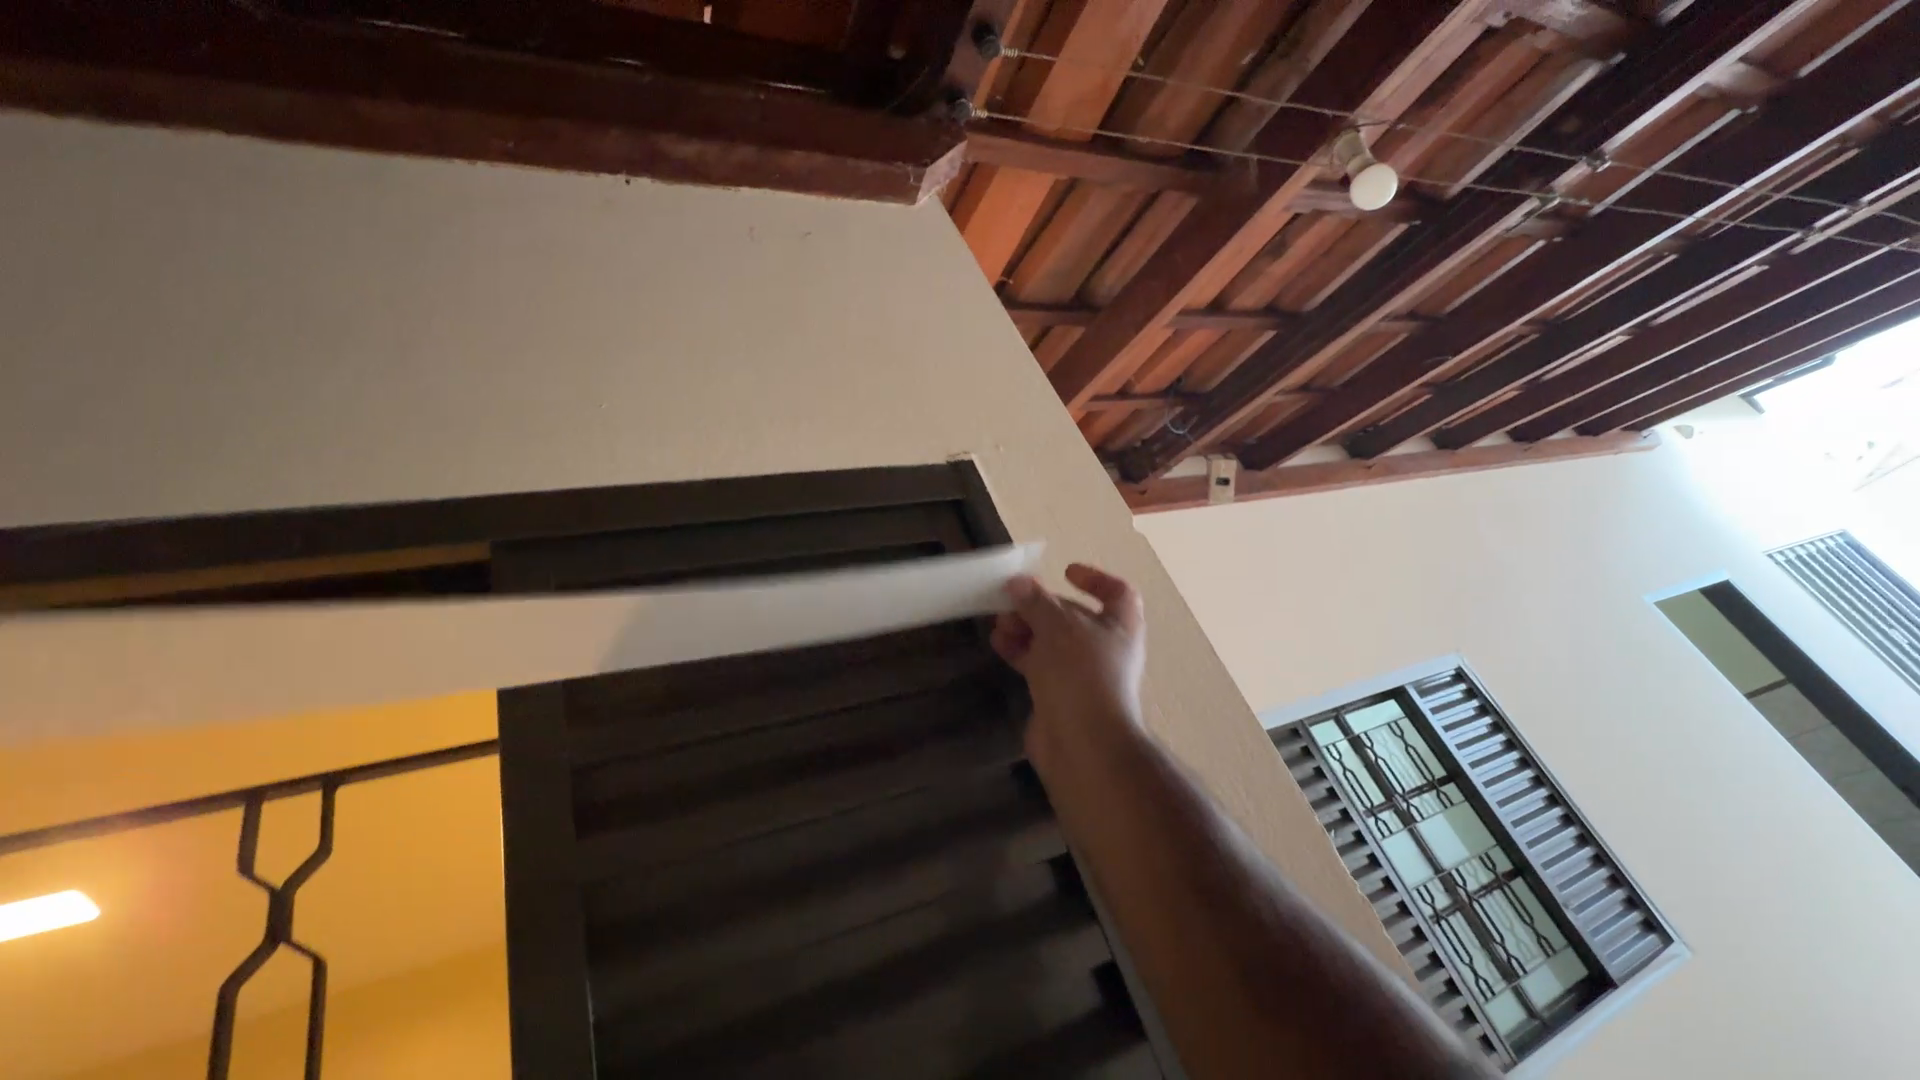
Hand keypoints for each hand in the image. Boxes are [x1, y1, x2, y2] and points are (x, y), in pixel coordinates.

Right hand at [991, 563, 1146, 765]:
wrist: (1083, 744)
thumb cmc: (1081, 674)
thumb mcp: (1058, 626)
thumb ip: (1036, 601)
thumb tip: (1018, 583)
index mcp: (1121, 626)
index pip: (1117, 592)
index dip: (1095, 579)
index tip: (1065, 571)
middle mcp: (1105, 648)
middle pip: (1074, 616)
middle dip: (1042, 605)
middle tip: (1011, 600)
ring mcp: (1082, 674)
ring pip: (1051, 641)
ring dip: (1026, 628)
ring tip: (999, 623)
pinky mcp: (1059, 695)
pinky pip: (1039, 665)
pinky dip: (1020, 651)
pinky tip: (998, 644)